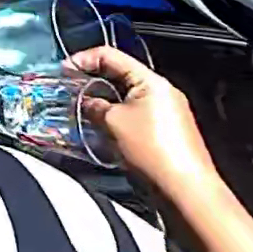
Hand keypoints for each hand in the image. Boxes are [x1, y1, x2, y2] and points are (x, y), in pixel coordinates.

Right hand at [71, 45, 220, 201]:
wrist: (188, 195)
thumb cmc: (152, 152)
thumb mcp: (112, 122)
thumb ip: (93, 105)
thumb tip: (87, 103)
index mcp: (152, 81)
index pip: (110, 56)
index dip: (83, 59)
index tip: (64, 70)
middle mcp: (163, 92)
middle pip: (119, 74)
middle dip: (92, 80)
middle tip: (70, 88)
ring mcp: (168, 112)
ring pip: (126, 95)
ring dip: (103, 99)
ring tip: (84, 109)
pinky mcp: (168, 132)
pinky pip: (135, 112)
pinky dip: (117, 115)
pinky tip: (104, 127)